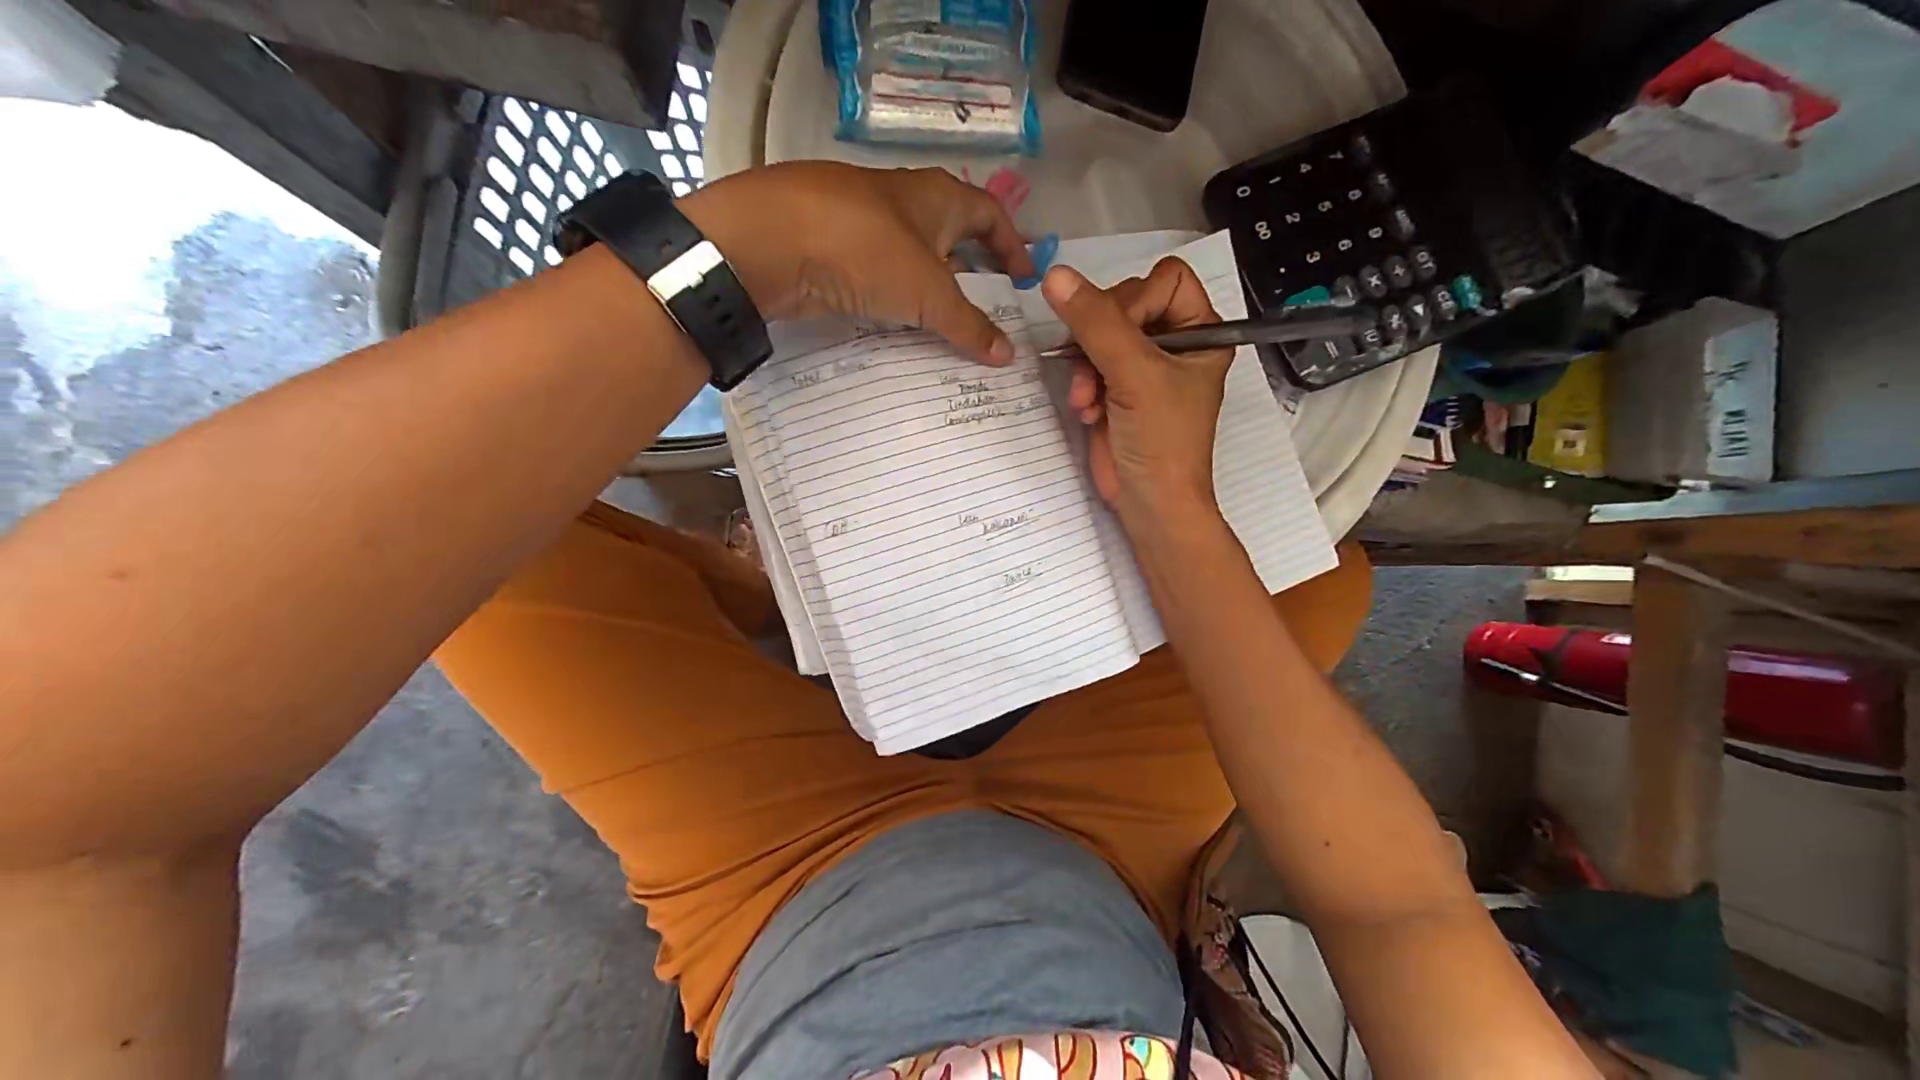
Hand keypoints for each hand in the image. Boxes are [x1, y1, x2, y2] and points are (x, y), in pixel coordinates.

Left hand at [677, 162, 1034, 364]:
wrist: (774, 241)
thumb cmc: (869, 250)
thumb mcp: (929, 293)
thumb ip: (969, 326)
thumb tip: (1008, 356)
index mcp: (938, 197)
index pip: (990, 214)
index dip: (1012, 245)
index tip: (1025, 281)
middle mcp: (905, 204)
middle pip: (951, 240)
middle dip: (972, 277)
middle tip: (988, 317)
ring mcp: (865, 226)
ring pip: (912, 263)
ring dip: (931, 295)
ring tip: (949, 335)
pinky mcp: (834, 252)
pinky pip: (878, 280)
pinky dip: (894, 303)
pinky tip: (900, 332)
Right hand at [1041, 257, 1233, 522]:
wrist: (1150, 502)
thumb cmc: (1162, 441)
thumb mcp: (1135, 375)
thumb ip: (1096, 324)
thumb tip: (1056, 277)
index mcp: (1202, 331)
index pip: (1165, 281)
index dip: (1136, 301)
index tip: (1119, 336)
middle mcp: (1173, 342)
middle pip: (1125, 303)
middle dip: (1101, 340)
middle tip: (1096, 370)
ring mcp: (1142, 365)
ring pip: (1099, 333)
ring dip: (1086, 366)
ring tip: (1088, 398)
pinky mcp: (1116, 388)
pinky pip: (1087, 362)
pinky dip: (1082, 384)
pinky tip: (1087, 409)